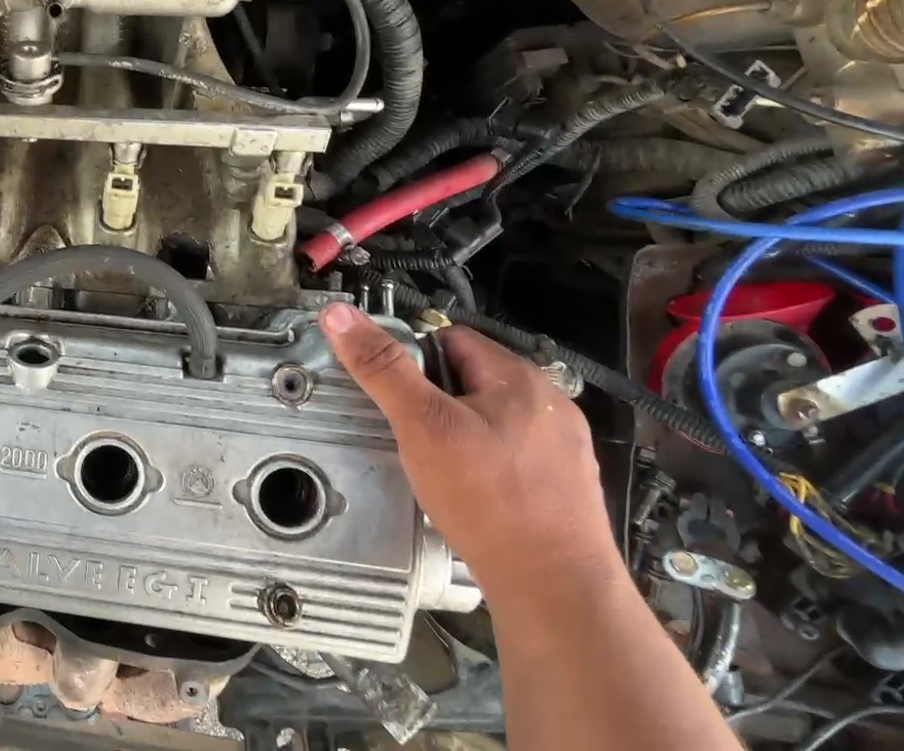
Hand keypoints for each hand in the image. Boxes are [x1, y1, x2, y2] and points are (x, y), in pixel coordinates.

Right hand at [318, 303, 621, 596]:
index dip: (412, 359)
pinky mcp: (563, 484)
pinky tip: (468, 489)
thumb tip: (340, 315)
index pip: (450, 339)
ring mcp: (562, 446)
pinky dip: (482, 461)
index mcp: (520, 377)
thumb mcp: (421, 424)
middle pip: (470, 378)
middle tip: (408, 431)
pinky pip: (509, 452)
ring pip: (489, 417)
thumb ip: (381, 368)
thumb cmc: (488, 499)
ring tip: (434, 463)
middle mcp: (550, 403)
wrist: (553, 588)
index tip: (393, 392)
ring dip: (457, 429)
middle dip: (433, 398)